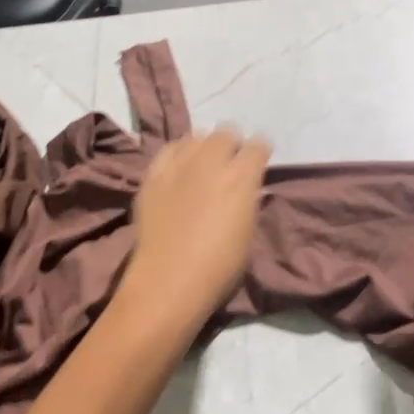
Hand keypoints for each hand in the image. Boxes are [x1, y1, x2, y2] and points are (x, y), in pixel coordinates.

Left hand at [120, 127, 270, 329]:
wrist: (168, 281)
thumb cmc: (219, 266)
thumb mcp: (248, 231)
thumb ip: (249, 199)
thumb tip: (248, 186)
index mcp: (242, 177)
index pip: (258, 144)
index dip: (259, 152)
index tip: (257, 162)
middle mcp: (211, 161)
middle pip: (226, 131)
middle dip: (232, 144)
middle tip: (230, 164)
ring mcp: (179, 165)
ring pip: (197, 135)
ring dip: (205, 146)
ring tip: (203, 165)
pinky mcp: (154, 174)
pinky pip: (170, 149)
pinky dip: (179, 154)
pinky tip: (179, 169)